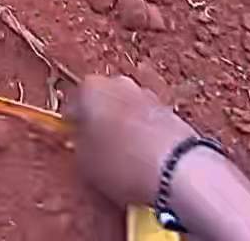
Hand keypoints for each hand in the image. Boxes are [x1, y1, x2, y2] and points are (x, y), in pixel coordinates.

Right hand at [64, 75, 196, 208]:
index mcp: (89, 87)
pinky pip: (147, 121)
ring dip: (124, 127)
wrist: (176, 167)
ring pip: (125, 110)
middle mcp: (116, 81)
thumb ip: (78, 145)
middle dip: (99, 122)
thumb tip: (82, 142)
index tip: (75, 145)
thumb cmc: (121, 162)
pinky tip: (146, 159)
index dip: (73, 127)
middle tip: (99, 151)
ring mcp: (144, 92)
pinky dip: (144, 134)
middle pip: (101, 102)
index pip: (72, 105)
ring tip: (126, 160)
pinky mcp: (168, 109)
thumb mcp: (85, 163)